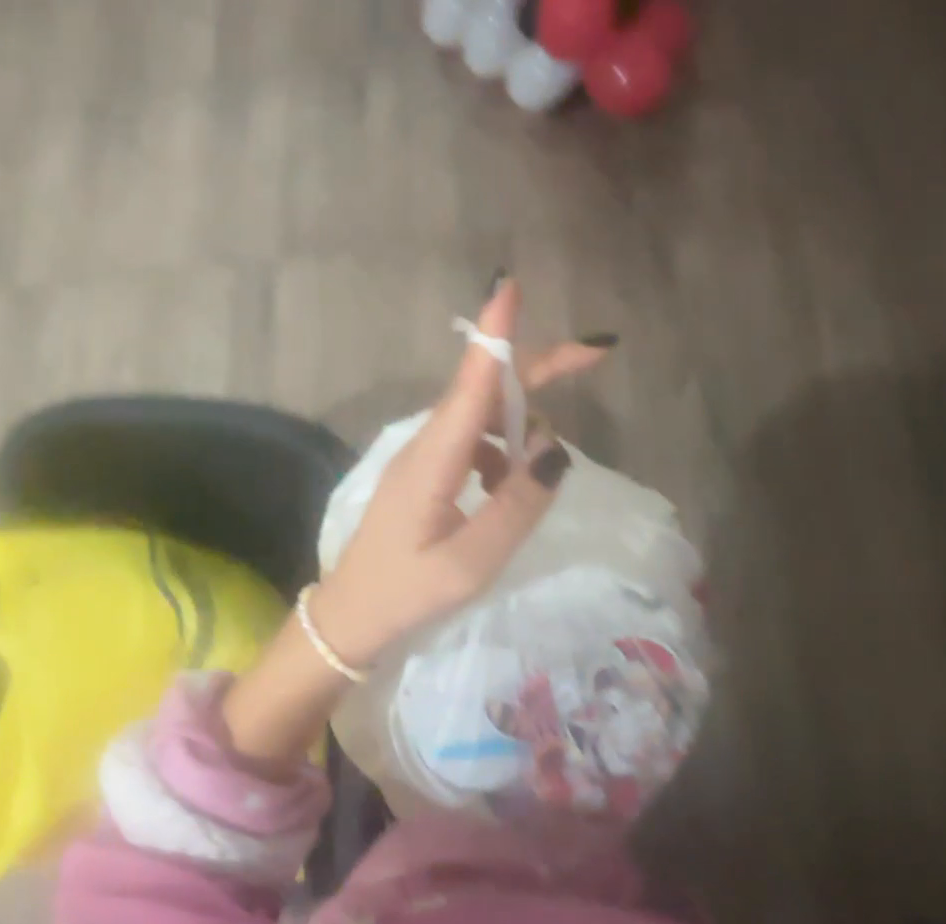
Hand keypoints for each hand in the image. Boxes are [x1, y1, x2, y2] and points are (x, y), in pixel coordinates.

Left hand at [311, 277, 606, 666]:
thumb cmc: (407, 593)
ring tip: (537, 474)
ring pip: (478, 419)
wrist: (350, 616)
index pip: (467, 386)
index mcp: (431, 461)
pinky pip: (469, 445)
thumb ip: (519, 504)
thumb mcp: (473, 561)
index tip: (509, 285)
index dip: (494, 337)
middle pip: (480, 391)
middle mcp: (422, 448)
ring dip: (519, 425)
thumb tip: (555, 449)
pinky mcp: (420, 478)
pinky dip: (500, 453)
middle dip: (534, 371)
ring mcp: (418, 461)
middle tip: (595, 358)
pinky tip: (508, 489)